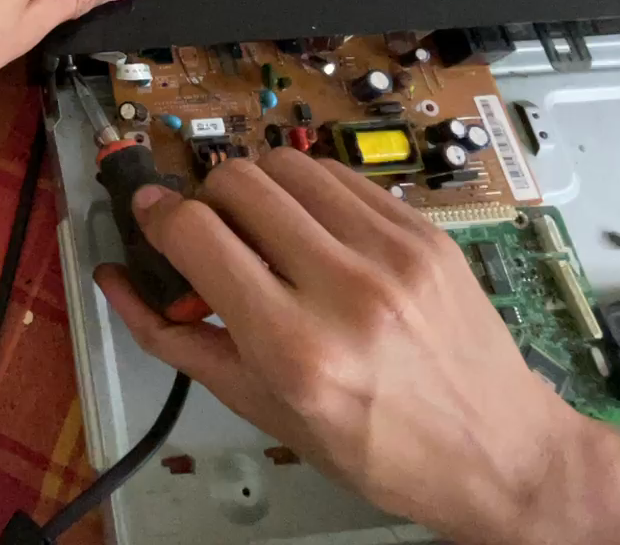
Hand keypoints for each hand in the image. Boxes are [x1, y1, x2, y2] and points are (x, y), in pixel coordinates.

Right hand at [96, 150, 585, 543]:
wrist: (504, 455)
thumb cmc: (370, 446)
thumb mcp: (258, 407)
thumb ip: (172, 336)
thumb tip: (114, 281)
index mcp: (294, 348)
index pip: (196, 233)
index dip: (156, 212)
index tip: (148, 213)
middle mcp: (345, 290)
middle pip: (235, 180)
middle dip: (205, 198)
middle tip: (212, 232)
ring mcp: (392, 252)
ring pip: (281, 163)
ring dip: (252, 186)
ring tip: (261, 228)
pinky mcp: (422, 230)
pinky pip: (333, 173)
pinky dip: (303, 190)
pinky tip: (311, 228)